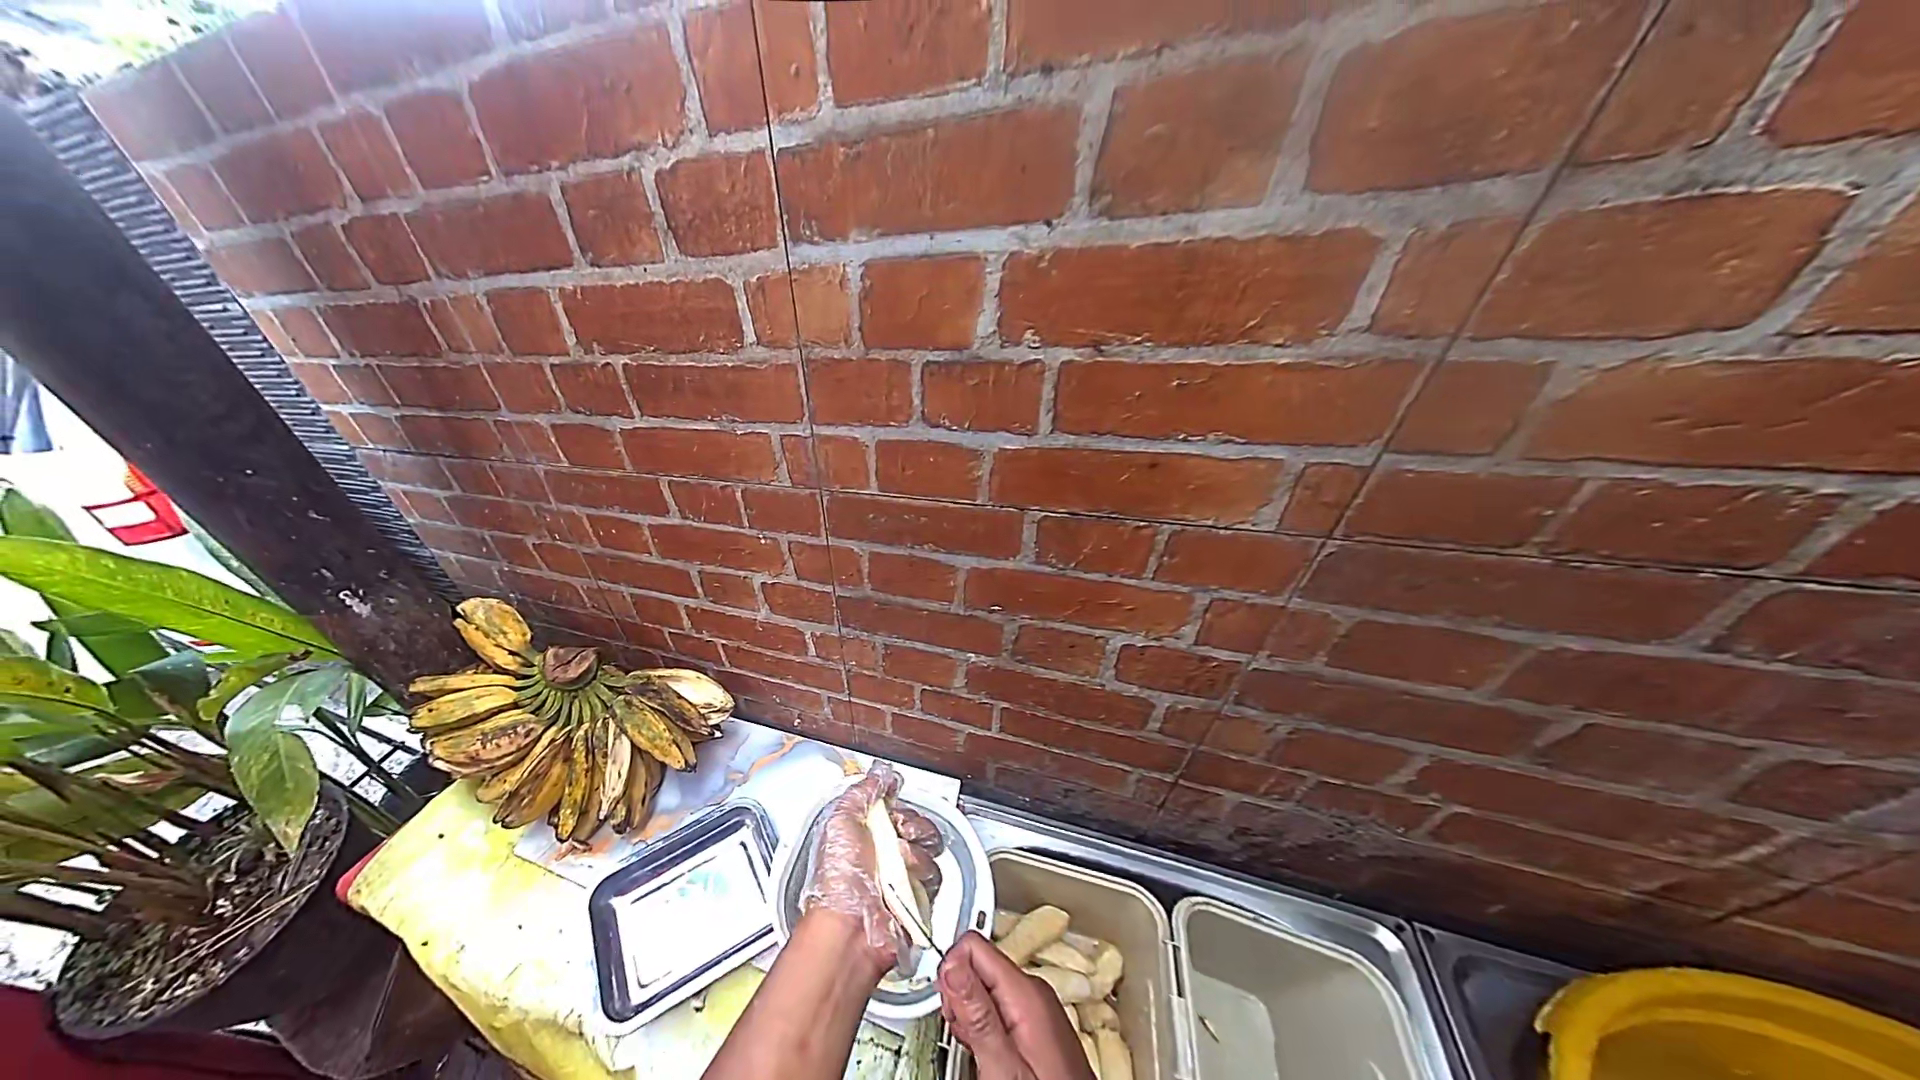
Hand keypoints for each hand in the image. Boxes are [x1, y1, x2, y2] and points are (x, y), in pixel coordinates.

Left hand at [801, 765, 942, 973]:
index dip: (899, 806)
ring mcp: (902, 875)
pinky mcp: (918, 896)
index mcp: (866, 834)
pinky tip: (904, 881)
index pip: (897, 808)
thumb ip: (864, 791)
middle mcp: (885, 853)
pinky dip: (922, 875)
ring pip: (930, 848)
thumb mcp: (841, 819)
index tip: (893, 810)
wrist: (851, 925)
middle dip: (913, 826)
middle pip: (919, 825)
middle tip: (898, 834)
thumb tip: (884, 774)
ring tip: (897, 862)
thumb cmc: (838, 879)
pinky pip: (935, 875)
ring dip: (915, 852)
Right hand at [939, 932, 1094, 1079]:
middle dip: (961, 999)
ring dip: (971, 1016)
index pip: (974, 945)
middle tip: (968, 1040)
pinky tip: (990, 1056)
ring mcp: (1036, 1005)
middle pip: (978, 965)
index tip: (952, 1011)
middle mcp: (1033, 990)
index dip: (952, 974)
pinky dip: (984, 1027)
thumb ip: (977, 1013)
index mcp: (1026, 992)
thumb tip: (952, 965)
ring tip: (979, 1053)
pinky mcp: (1035, 1021)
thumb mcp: (1003, 1067)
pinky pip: (998, 1005)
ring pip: (985, 986)